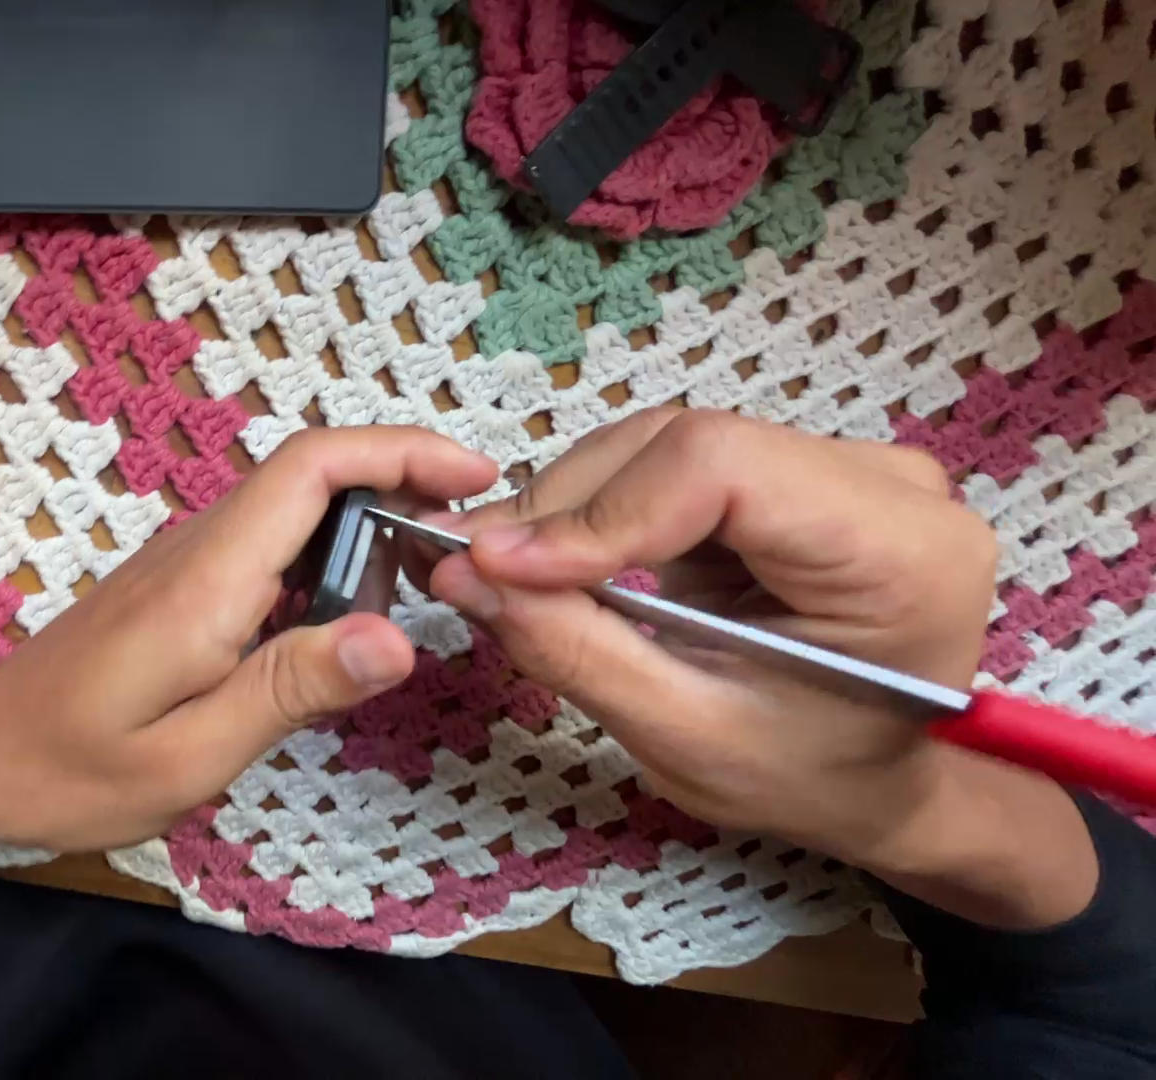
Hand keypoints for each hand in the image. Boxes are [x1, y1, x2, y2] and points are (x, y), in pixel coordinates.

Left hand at [0, 427, 498, 851]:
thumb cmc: (68, 769)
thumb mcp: (190, 753)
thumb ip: (293, 688)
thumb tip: (400, 638)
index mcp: (207, 580)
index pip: (312, 467)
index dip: (399, 451)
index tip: (475, 475)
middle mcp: (196, 551)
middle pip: (311, 479)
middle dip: (401, 490)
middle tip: (465, 554)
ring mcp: (184, 566)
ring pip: (292, 516)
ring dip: (367, 535)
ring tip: (424, 592)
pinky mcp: (177, 590)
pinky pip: (266, 555)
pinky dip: (324, 569)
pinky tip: (343, 626)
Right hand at [411, 408, 1095, 926]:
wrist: (863, 776)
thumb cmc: (799, 776)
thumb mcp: (679, 735)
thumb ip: (569, 649)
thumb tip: (456, 573)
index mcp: (896, 551)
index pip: (719, 466)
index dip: (596, 511)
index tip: (496, 567)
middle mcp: (873, 479)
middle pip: (670, 443)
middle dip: (557, 508)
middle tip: (469, 566)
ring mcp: (821, 466)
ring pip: (647, 445)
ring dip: (558, 505)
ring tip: (498, 566)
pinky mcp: (766, 475)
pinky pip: (647, 464)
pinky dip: (578, 510)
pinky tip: (544, 557)